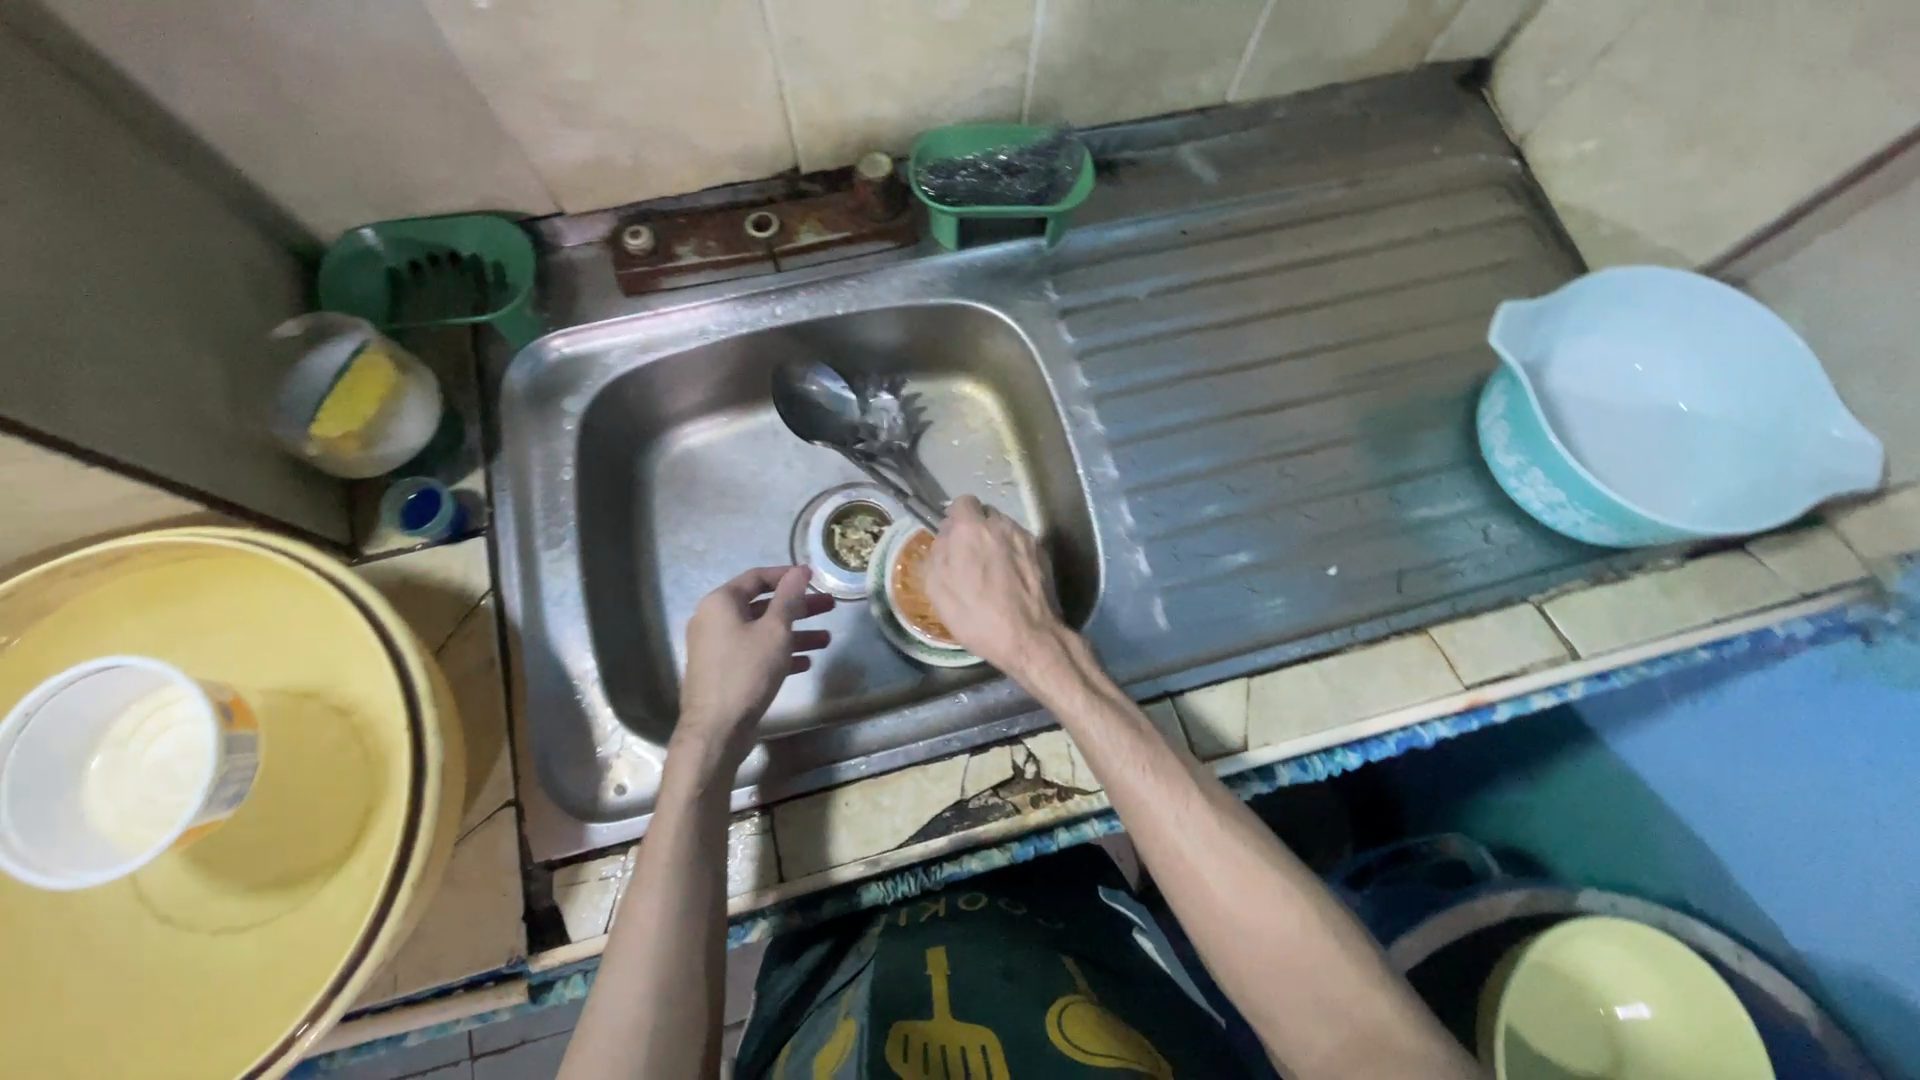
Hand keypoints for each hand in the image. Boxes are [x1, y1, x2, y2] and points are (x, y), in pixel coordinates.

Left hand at [677, 566, 833, 769]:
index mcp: (721, 602)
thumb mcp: (775, 630)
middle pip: (762, 605)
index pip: (758, 577)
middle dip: (798, 607)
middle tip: (829, 607)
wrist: (716, 729)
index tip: (816, 579)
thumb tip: (799, 570)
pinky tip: (805, 663)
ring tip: (826, 639)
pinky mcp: (723, 671)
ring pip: (761, 631)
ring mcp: (716, 647)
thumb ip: (789, 598)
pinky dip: (778, 653)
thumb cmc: (747, 671)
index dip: (788, 576)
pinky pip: (754, 653)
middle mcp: (714, 620)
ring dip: (794, 633)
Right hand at [924, 495, 1068, 677]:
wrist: (1029, 638)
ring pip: (1005, 529)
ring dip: (996, 541)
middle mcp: (1001, 525)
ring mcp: (1026, 538)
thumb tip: (945, 536)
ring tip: (993, 571)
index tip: (953, 538)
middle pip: (985, 514)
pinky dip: (1014, 554)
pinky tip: (1011, 580)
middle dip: (976, 529)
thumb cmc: (976, 616)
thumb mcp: (937, 589)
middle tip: (970, 557)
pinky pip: (1021, 544)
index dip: (955, 518)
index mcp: (971, 529)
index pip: (962, 502)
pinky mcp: (1043, 554)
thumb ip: (937, 553)